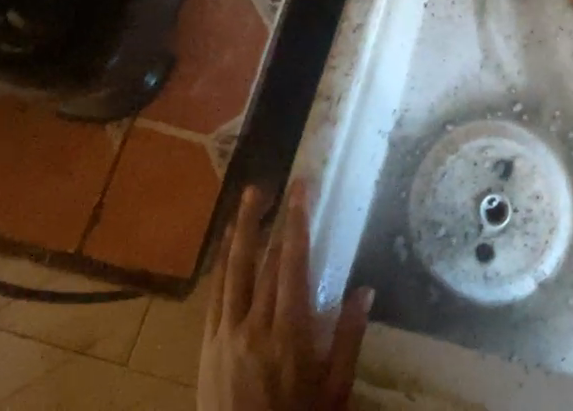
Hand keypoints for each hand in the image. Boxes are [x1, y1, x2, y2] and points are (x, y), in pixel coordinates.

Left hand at [199, 183, 373, 410]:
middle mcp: (255, 327)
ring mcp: (226, 335)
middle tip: (278, 183)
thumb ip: (347, 339)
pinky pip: (214, 296)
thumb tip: (364, 290)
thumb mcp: (334, 391)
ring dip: (241, 230)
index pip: (293, 266)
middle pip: (263, 262)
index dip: (297, 225)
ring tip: (248, 197)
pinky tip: (226, 245)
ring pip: (233, 271)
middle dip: (271, 219)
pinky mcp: (207, 346)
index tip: (300, 191)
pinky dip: (221, 265)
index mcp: (290, 336)